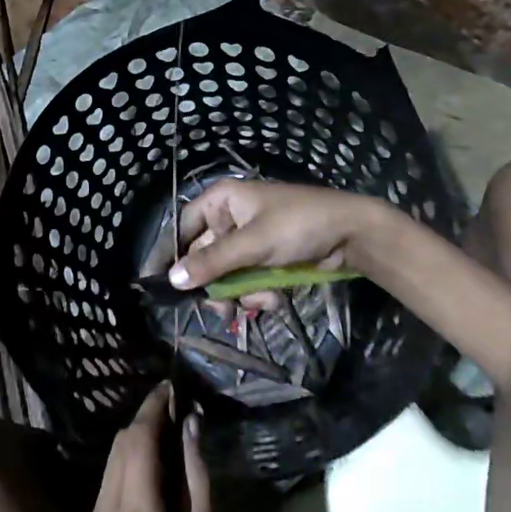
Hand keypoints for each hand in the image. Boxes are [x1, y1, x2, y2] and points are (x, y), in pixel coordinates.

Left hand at [73, 384, 211, 511]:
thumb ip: (196, 486)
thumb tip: (191, 427)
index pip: (137, 443)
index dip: (152, 409)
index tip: (170, 387)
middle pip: (118, 450)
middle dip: (144, 424)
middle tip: (174, 410)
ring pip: (109, 470)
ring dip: (135, 450)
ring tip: (167, 442)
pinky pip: (103, 496)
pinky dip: (125, 479)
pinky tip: (149, 484)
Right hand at [169, 180, 398, 298]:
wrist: (353, 235)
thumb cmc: (298, 225)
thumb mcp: (252, 244)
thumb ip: (212, 263)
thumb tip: (172, 280)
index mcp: (222, 201)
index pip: (183, 226)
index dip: (169, 253)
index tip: (157, 281)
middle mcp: (231, 219)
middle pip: (204, 257)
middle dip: (214, 285)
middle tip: (218, 309)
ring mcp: (250, 241)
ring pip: (226, 275)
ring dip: (239, 294)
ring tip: (257, 303)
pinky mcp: (266, 260)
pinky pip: (248, 281)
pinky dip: (258, 293)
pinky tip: (275, 298)